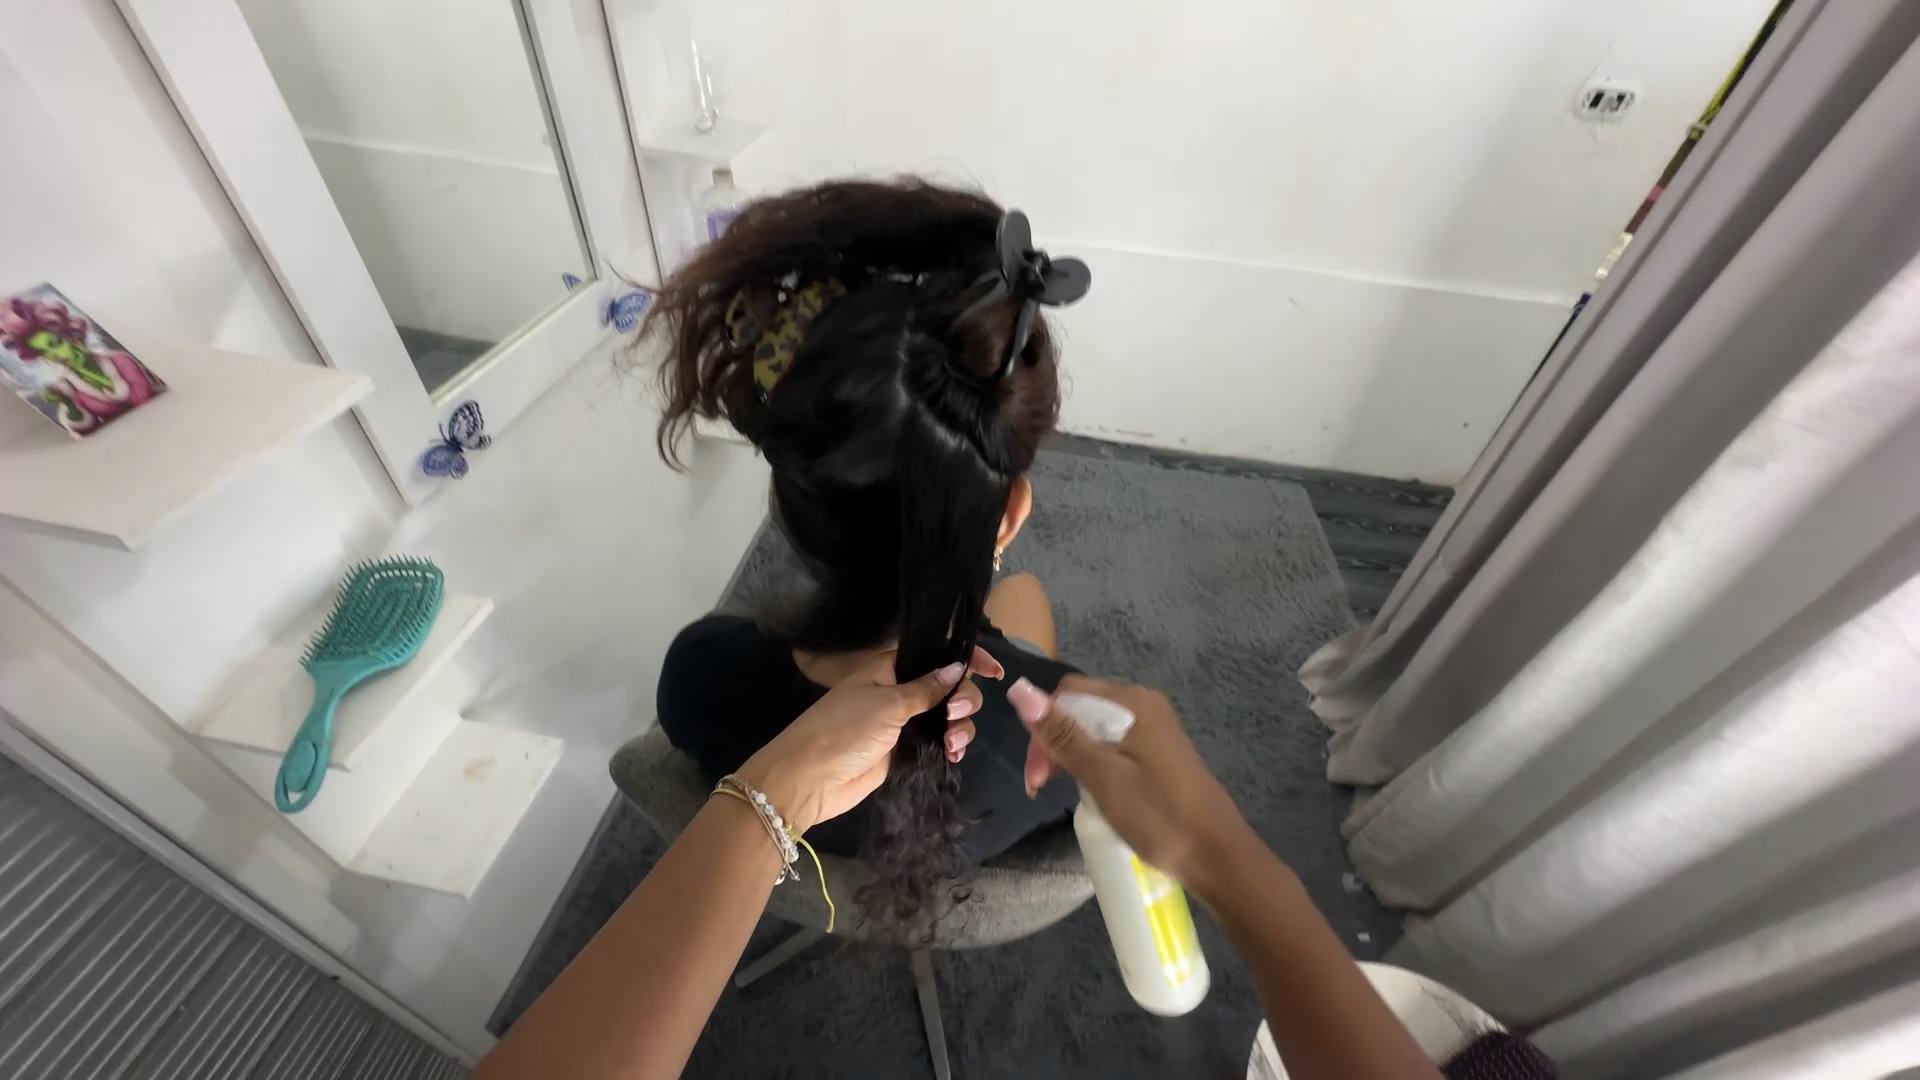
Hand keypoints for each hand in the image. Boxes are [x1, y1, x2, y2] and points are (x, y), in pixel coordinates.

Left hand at [737, 648, 1003, 832]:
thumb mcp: (887, 704)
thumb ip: (927, 688)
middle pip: (950, 686)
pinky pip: (938, 742)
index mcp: (891, 668)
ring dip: (960, 725)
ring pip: (948, 716)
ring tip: (952, 742)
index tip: (994, 671)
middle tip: (956, 712)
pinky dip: (952, 746)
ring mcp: (904, 722)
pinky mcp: (905, 751)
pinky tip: (954, 754)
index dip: (967, 658)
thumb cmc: (843, 729)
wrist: (809, 779)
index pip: (936, 654)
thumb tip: (958, 667)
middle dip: (964, 697)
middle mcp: (901, 690)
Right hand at [1008, 676, 1258, 894]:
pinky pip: (1113, 743)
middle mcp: (1143, 704)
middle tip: (1041, 788)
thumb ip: (1061, 734)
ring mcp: (1153, 727)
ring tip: (1059, 791)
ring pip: (1094, 727)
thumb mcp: (1103, 776)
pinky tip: (1091, 788)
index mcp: (1131, 702)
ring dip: (1070, 754)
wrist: (1219, 857)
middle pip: (1080, 708)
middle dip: (1053, 742)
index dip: (1042, 727)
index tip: (1036, 774)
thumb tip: (1018, 689)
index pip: (1067, 693)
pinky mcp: (1158, 750)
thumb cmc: (1159, 816)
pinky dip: (1093, 761)